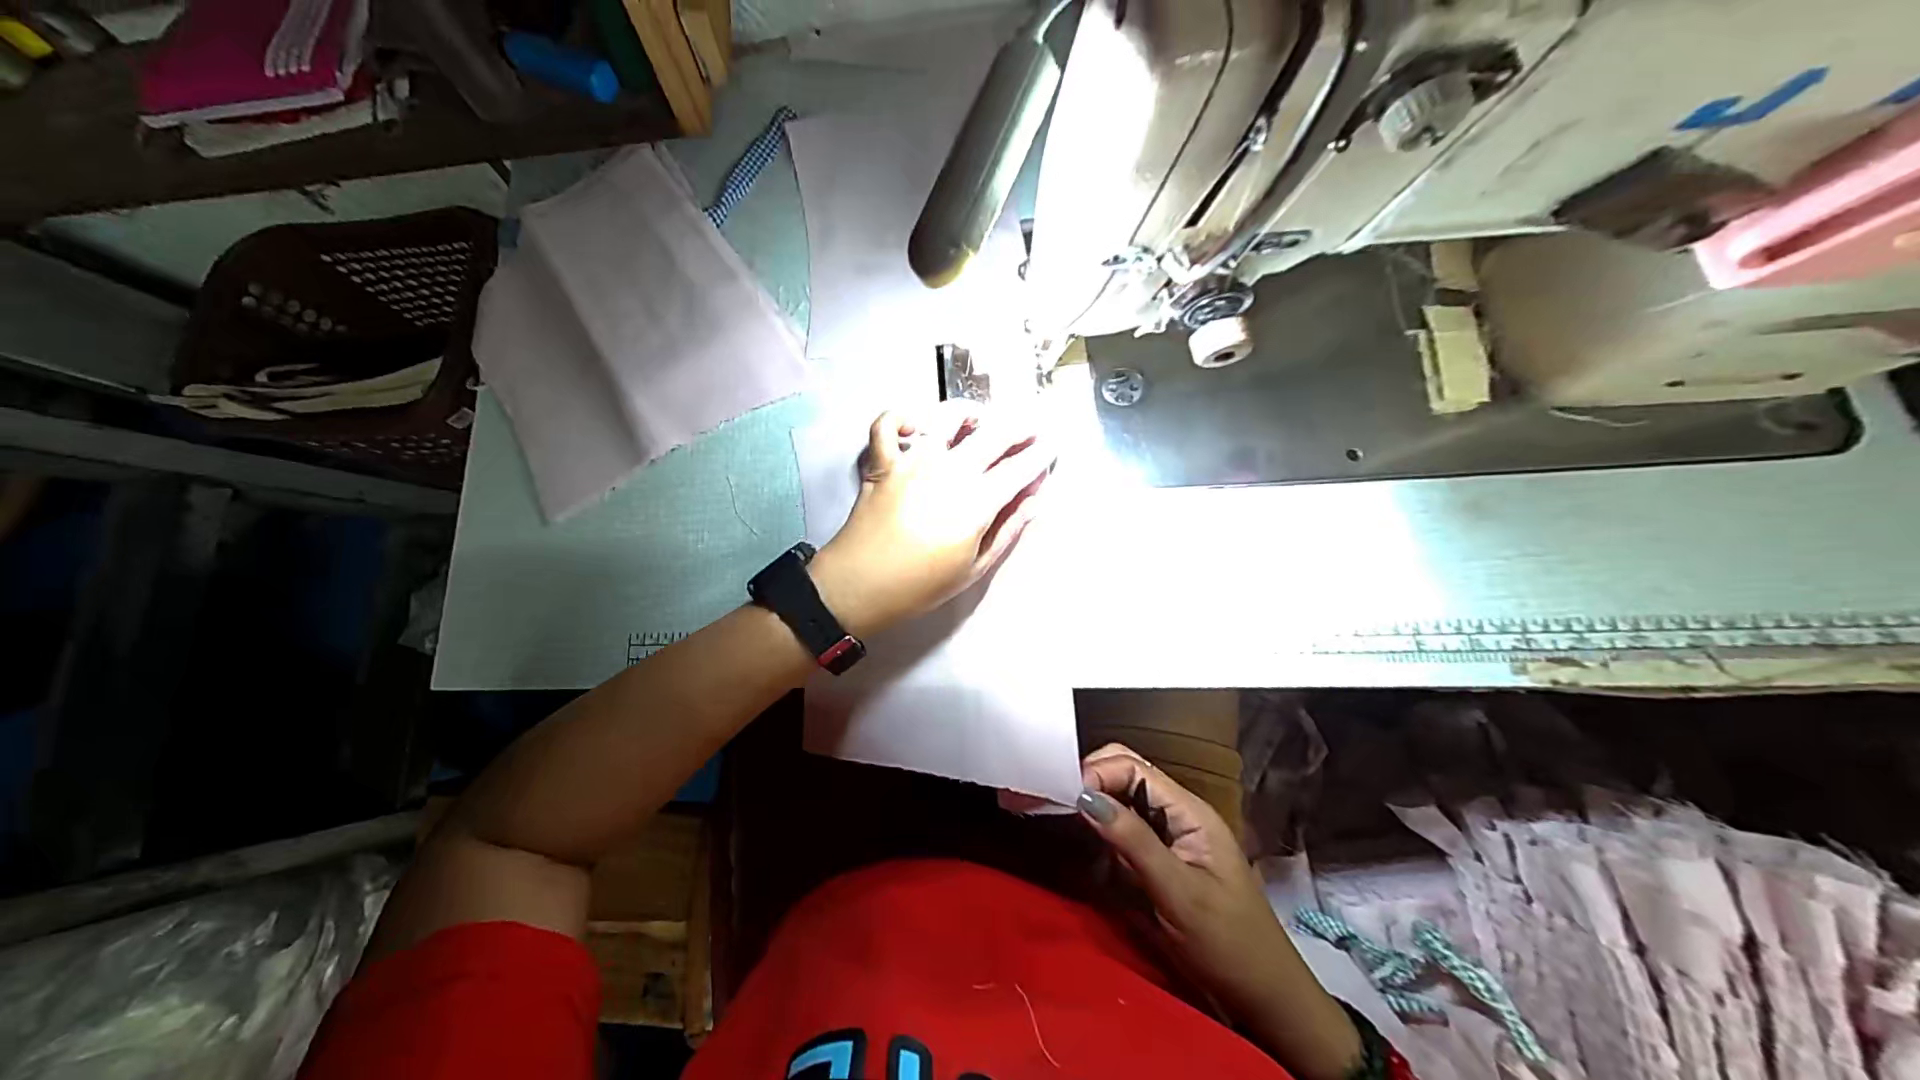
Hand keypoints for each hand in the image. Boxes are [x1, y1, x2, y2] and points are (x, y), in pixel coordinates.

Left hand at [809, 402, 1052, 638]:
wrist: (860, 585)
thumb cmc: (920, 585)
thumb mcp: (974, 567)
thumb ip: (1007, 529)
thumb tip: (1033, 500)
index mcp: (977, 501)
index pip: (1020, 468)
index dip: (1041, 455)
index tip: (1051, 448)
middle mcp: (950, 470)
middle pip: (994, 433)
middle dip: (1019, 426)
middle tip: (1028, 429)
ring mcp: (913, 460)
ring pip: (945, 416)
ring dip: (967, 411)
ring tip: (977, 418)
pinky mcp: (882, 461)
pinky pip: (887, 423)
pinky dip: (899, 417)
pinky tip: (913, 426)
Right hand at [1078, 744, 1363, 1079]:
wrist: (1264, 996)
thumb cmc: (1228, 945)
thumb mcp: (1178, 893)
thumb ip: (1133, 841)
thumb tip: (1085, 795)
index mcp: (1189, 811)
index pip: (1134, 767)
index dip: (1097, 773)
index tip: (1064, 796)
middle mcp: (1178, 814)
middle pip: (1127, 774)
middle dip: (1091, 780)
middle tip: (1054, 800)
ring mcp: (1171, 835)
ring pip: (1124, 799)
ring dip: (1094, 802)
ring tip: (1058, 812)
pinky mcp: (1162, 859)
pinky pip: (1126, 829)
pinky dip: (1102, 828)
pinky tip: (1083, 838)